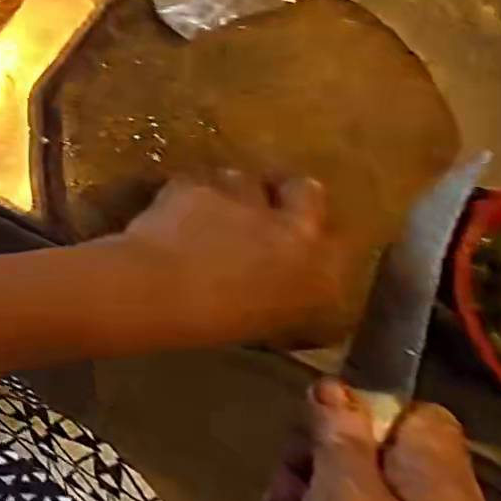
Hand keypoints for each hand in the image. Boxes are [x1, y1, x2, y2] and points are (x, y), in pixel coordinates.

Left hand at [110, 172, 363, 345]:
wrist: (160, 290)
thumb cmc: (213, 322)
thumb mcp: (271, 319)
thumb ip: (288, 290)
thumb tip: (278, 279)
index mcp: (322, 274)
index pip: (340, 239)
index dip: (312, 229)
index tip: (295, 231)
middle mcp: (294, 230)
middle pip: (305, 189)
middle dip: (284, 191)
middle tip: (258, 203)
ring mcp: (246, 201)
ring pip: (244, 178)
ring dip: (229, 189)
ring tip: (204, 209)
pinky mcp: (201, 183)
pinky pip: (198, 179)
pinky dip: (188, 190)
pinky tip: (171, 207)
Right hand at [265, 380, 496, 500]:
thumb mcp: (345, 489)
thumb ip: (339, 432)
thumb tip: (334, 385)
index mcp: (442, 481)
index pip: (423, 414)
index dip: (373, 404)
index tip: (326, 418)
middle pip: (373, 443)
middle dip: (316, 448)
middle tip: (289, 469)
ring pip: (352, 477)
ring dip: (305, 482)